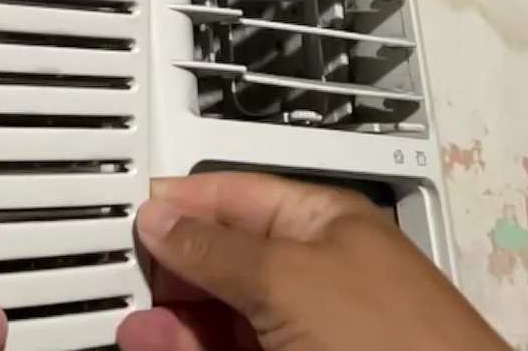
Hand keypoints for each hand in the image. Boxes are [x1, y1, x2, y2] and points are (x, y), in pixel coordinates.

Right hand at [119, 172, 504, 350]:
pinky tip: (163, 346)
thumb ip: (216, 249)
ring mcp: (310, 332)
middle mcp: (314, 273)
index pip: (234, 193)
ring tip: (137, 328)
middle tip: (128, 276)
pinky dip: (196, 348)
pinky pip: (234, 350)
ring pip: (225, 312)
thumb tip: (159, 218)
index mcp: (323, 223)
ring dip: (177, 317)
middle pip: (224, 255)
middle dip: (173, 266)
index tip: (134, 215)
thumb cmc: (399, 346)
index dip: (181, 200)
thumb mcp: (290, 282)